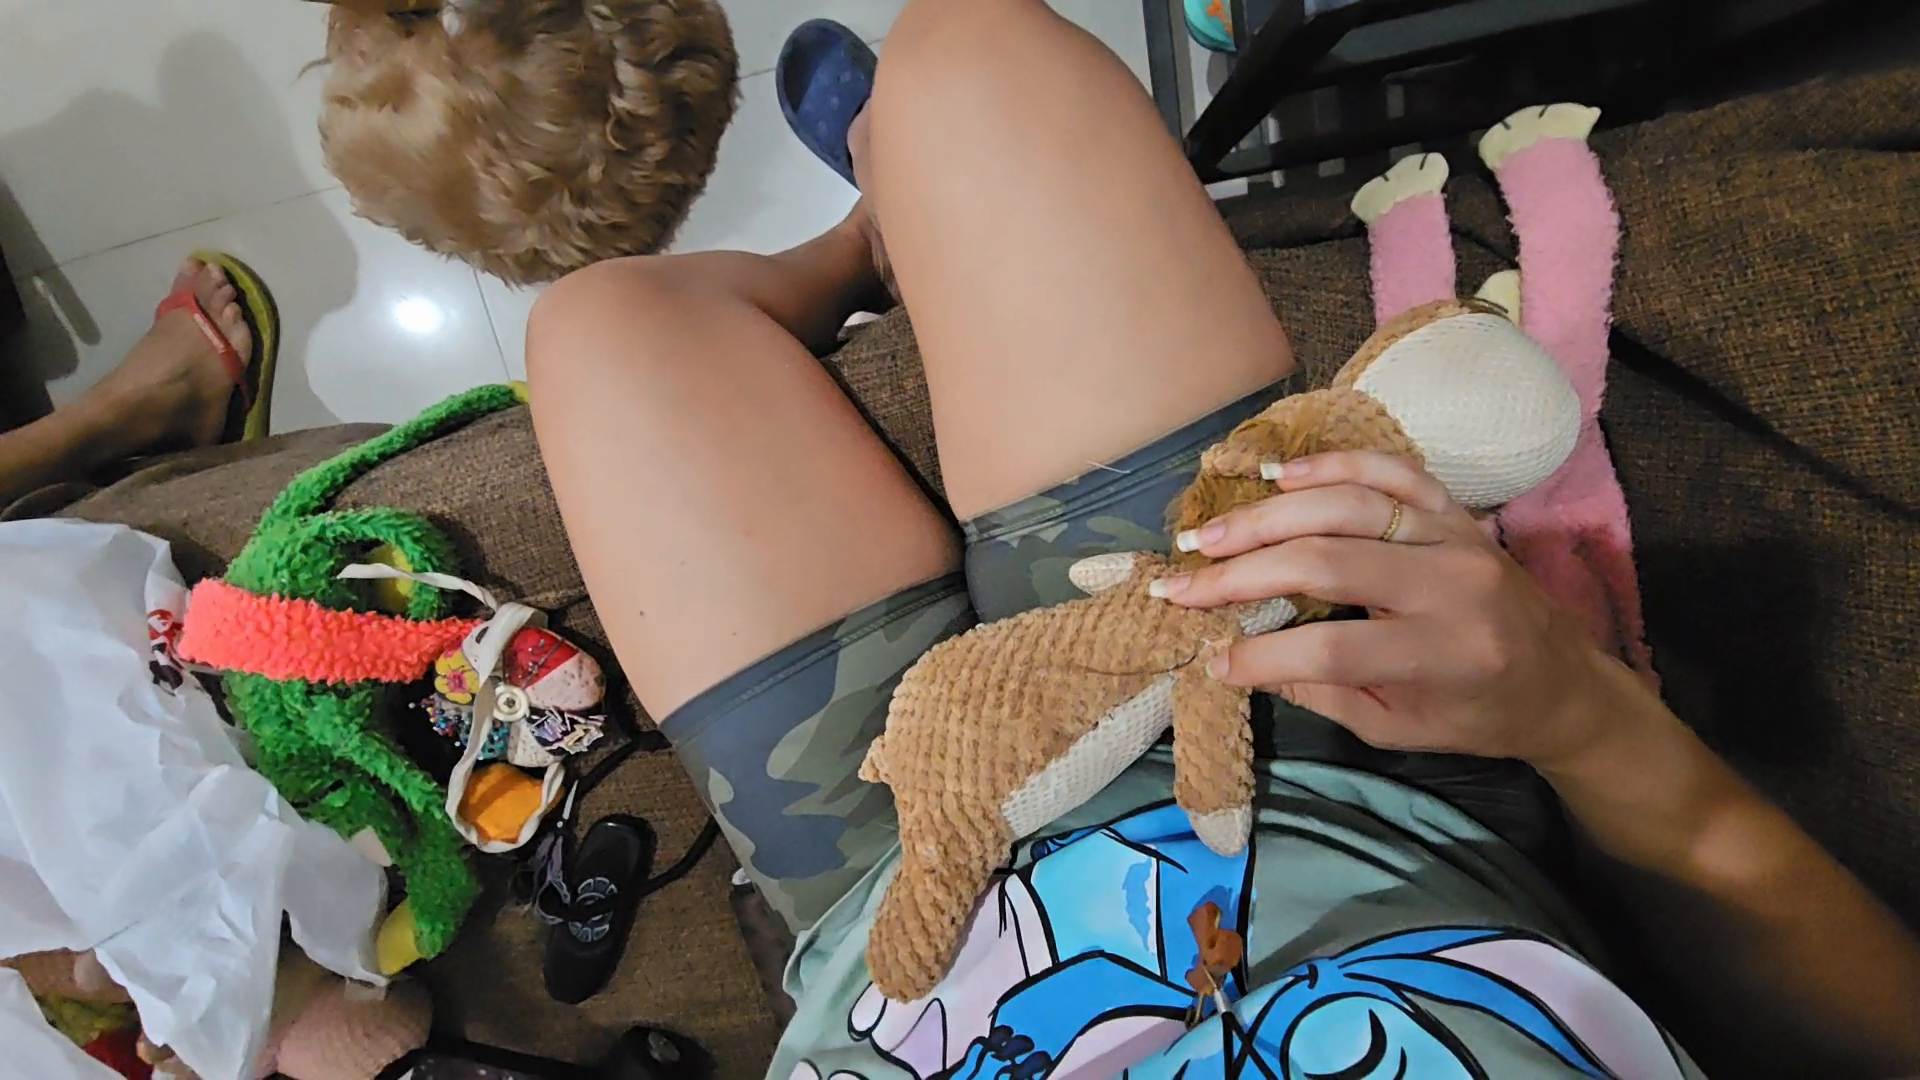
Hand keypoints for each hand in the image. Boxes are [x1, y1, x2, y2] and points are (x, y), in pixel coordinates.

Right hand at [1155, 450, 1616, 768]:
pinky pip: (1390, 471)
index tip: (1214, 660)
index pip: (1332, 650)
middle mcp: (1453, 586)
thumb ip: (1317, 692)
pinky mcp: (1454, 511)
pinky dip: (1331, 466)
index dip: (1263, 657)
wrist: (1565, 682)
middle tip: (1183, 583)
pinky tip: (1279, 475)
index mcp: (1443, 654)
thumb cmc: (1474, 714)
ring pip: (1346, 508)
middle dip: (1241, 574)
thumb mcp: (1395, 728)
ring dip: (1266, 518)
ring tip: (1209, 537)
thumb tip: (1234, 659)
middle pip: (1326, 563)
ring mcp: (1455, 537)